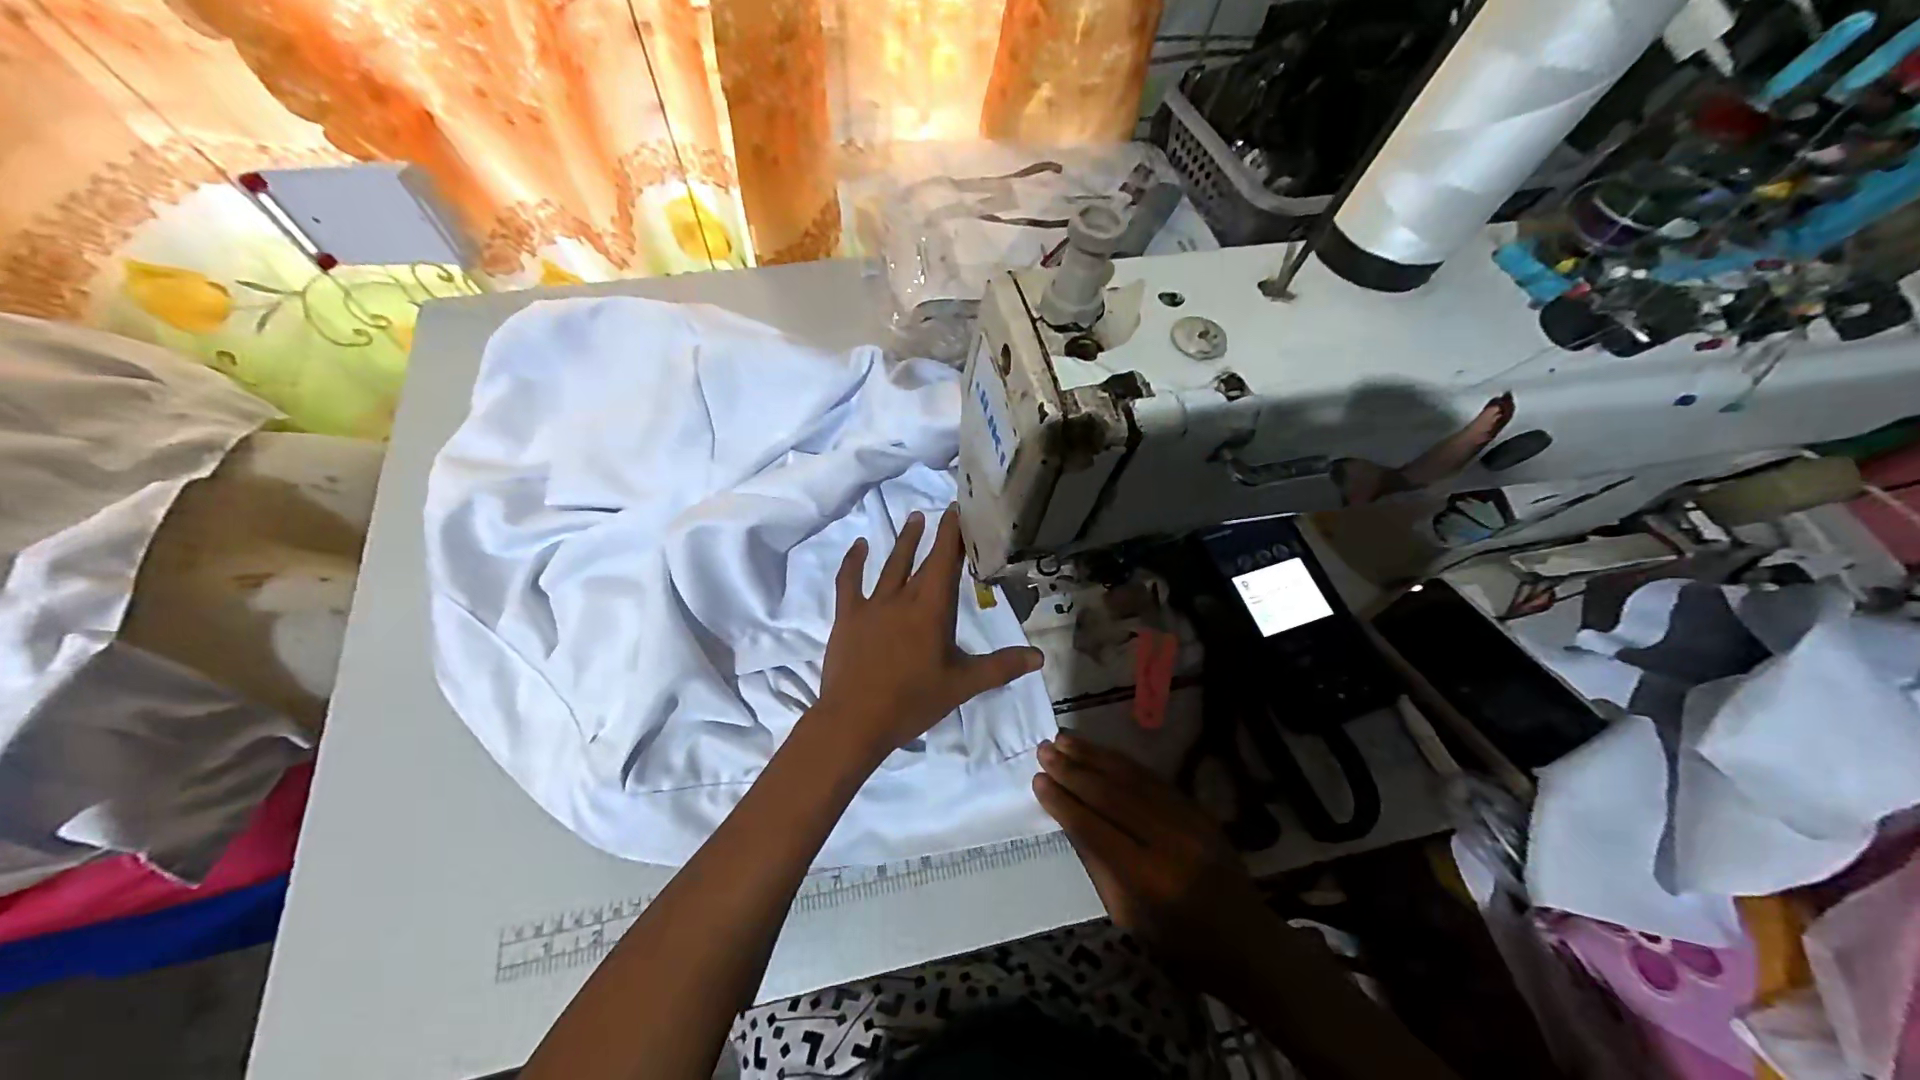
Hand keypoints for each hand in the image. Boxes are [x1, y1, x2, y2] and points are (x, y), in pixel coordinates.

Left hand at [810, 505, 1042, 765]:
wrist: (855, 719)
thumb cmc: (912, 701)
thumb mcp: (962, 685)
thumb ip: (1001, 667)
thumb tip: (1039, 657)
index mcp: (931, 609)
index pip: (945, 562)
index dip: (953, 535)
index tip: (958, 512)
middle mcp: (902, 598)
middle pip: (920, 559)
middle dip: (933, 534)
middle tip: (941, 511)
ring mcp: (872, 605)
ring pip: (890, 565)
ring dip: (903, 541)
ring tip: (912, 518)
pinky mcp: (847, 616)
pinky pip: (849, 581)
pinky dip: (853, 561)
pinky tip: (859, 545)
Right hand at [1034, 733, 1277, 988]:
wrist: (1248, 945)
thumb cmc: (1179, 945)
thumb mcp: (1128, 916)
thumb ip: (1098, 865)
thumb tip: (1069, 819)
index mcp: (1148, 878)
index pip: (1094, 827)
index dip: (1063, 802)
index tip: (1037, 780)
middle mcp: (1170, 841)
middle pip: (1112, 794)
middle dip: (1073, 770)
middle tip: (1044, 750)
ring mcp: (1189, 820)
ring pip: (1133, 778)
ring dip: (1095, 755)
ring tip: (1064, 739)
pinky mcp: (1199, 810)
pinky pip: (1154, 779)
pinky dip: (1123, 762)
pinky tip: (1101, 751)